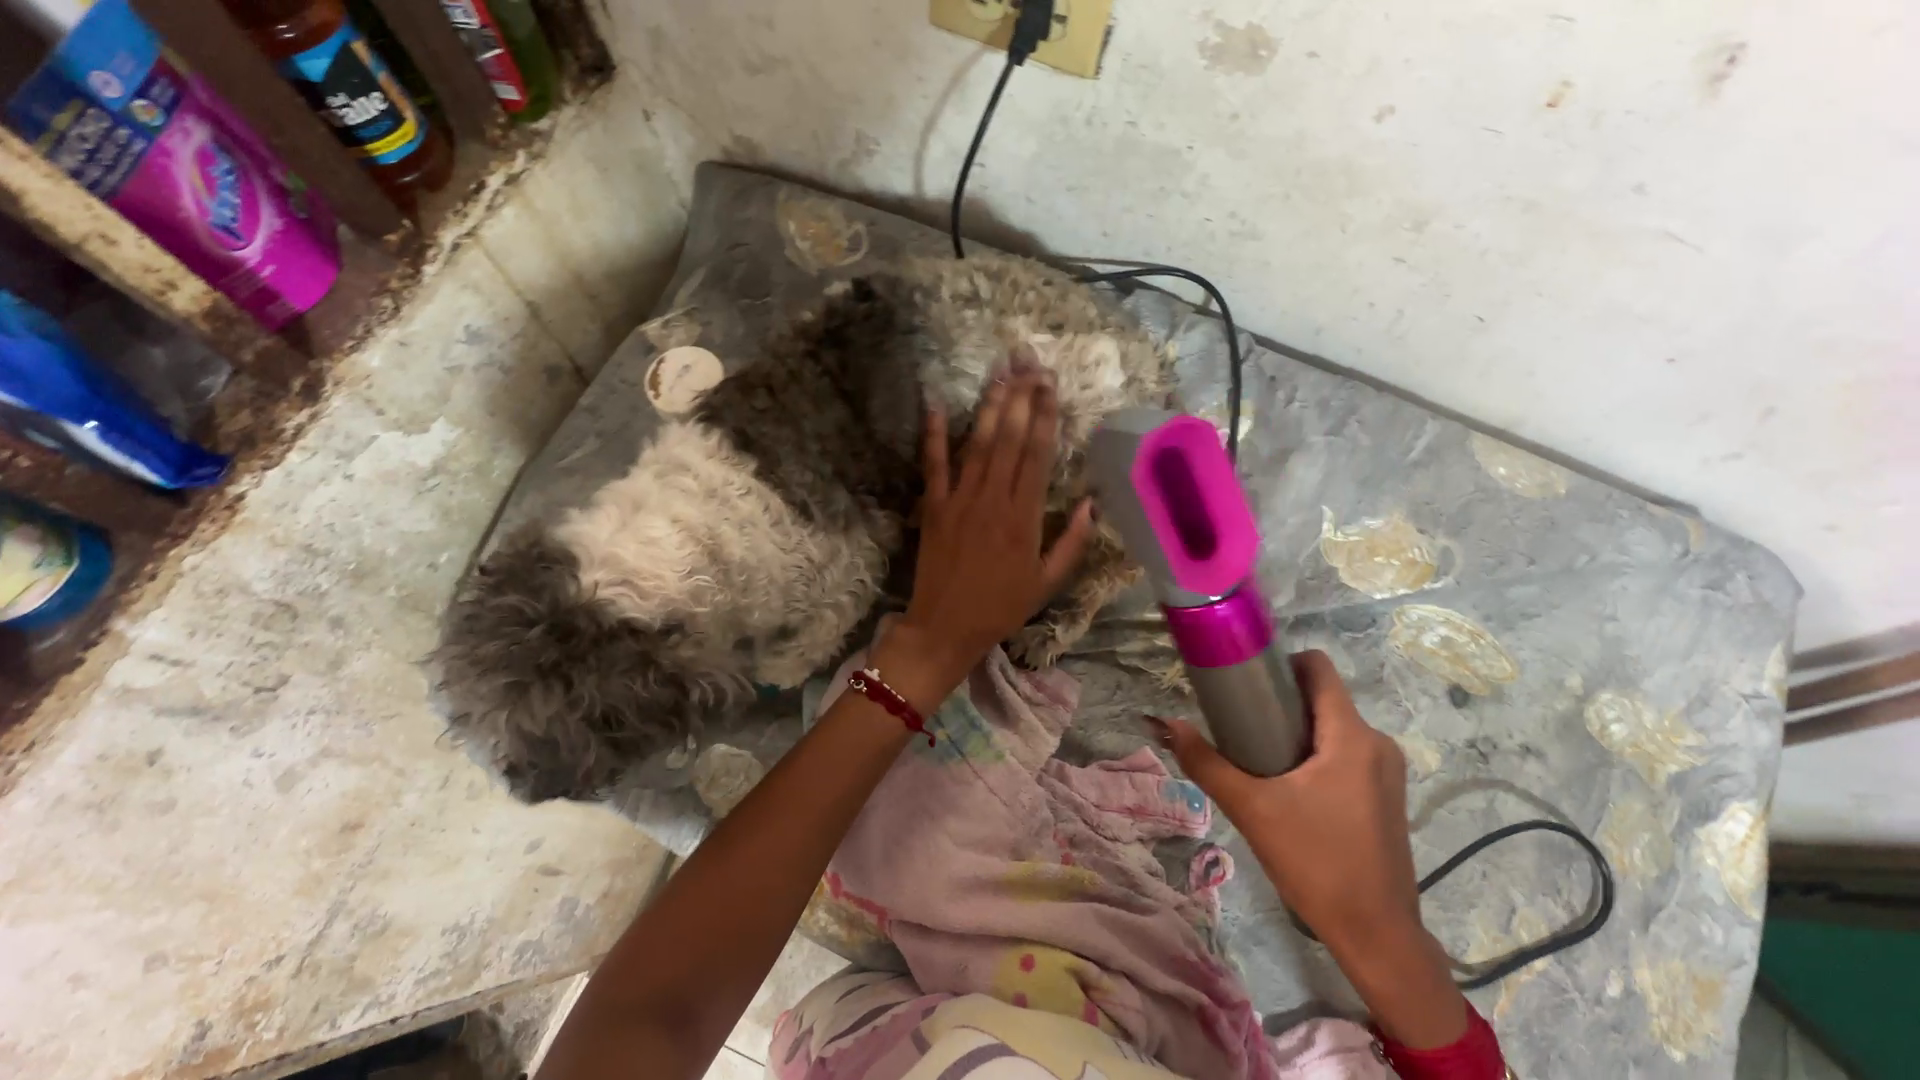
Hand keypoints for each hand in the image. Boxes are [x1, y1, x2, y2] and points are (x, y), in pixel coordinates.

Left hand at [871, 356, 1095, 710]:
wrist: (946, 627)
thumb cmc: (1001, 607)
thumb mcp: (1046, 581)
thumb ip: (1070, 542)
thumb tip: (1090, 502)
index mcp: (1025, 517)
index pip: (1038, 456)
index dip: (1046, 417)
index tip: (1051, 386)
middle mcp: (994, 500)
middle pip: (1010, 439)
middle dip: (1021, 398)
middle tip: (1030, 364)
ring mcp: (960, 500)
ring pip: (978, 444)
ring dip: (990, 406)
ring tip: (1001, 373)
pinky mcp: (933, 506)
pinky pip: (934, 465)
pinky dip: (934, 435)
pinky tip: (937, 405)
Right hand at [1162, 650, 1467, 1048]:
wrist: (1376, 932)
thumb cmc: (1315, 862)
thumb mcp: (1252, 810)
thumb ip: (1208, 764)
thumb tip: (1169, 725)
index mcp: (1351, 736)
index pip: (1319, 669)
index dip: (1281, 663)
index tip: (1246, 680)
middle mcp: (1377, 744)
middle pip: (1323, 699)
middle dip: (1281, 704)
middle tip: (1239, 725)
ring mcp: (1387, 772)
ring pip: (1334, 730)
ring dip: (1297, 734)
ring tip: (1258, 760)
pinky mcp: (1387, 797)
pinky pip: (1347, 756)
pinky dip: (1316, 758)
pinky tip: (1290, 790)